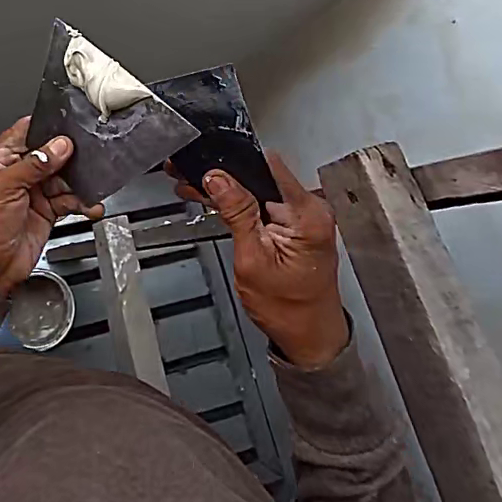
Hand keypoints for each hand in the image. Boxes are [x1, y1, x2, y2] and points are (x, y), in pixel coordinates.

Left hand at [0, 117, 103, 296]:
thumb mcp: (5, 187)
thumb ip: (35, 164)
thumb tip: (59, 145)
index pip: (23, 134)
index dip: (44, 128)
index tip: (66, 127)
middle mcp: (15, 174)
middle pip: (48, 154)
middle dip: (68, 155)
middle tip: (85, 156)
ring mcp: (31, 193)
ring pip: (62, 177)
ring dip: (79, 181)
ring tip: (91, 183)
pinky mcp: (46, 211)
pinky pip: (69, 200)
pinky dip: (81, 201)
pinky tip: (89, 204)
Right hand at [172, 154, 347, 366]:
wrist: (309, 338)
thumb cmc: (290, 311)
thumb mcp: (252, 261)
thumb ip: (237, 214)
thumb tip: (219, 179)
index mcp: (308, 216)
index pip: (268, 167)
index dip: (234, 163)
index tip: (207, 165)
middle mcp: (311, 210)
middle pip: (261, 175)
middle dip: (224, 175)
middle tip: (190, 175)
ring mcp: (304, 216)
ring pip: (258, 188)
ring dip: (227, 189)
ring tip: (194, 187)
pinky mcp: (295, 224)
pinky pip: (263, 203)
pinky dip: (239, 203)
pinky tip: (215, 202)